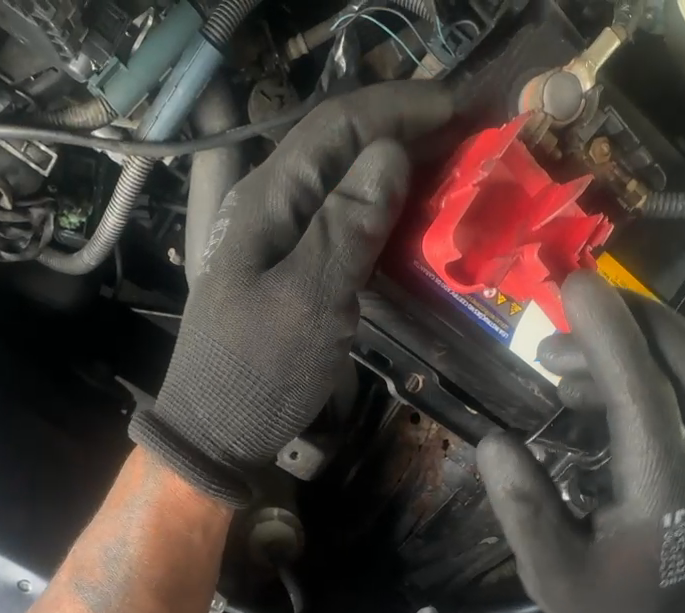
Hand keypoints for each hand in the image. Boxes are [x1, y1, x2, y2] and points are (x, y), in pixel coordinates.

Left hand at [130, 81, 453, 505]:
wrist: (217, 433)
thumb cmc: (258, 372)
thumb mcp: (307, 301)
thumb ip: (346, 228)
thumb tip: (391, 154)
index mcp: (268, 200)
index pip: (336, 126)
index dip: (399, 107)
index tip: (460, 109)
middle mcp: (272, 206)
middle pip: (340, 147)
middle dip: (403, 131)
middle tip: (467, 138)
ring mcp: (280, 241)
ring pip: (343, 184)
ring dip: (395, 170)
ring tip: (450, 171)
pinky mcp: (294, 273)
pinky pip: (342, 225)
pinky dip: (382, 214)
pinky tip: (412, 224)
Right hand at [478, 271, 684, 612]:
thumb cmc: (607, 612)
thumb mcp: (551, 573)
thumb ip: (524, 507)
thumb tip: (492, 440)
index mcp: (661, 489)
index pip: (642, 393)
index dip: (609, 335)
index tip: (573, 284)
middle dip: (632, 317)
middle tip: (569, 302)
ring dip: (627, 345)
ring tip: (552, 357)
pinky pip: (678, 394)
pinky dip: (633, 372)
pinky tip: (577, 388)